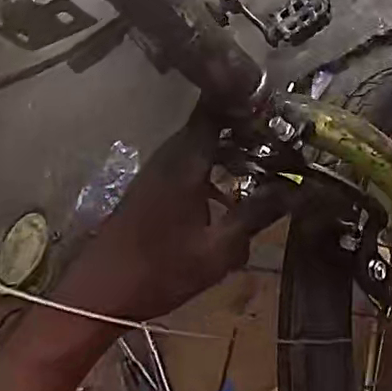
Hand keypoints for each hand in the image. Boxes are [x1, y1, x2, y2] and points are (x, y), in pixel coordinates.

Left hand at [53, 110, 291, 320]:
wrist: (97, 295)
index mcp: (186, 159)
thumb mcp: (216, 251)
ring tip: (267, 156)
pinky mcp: (156, 183)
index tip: (276, 100)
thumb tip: (294, 190)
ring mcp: (161, 167)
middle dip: (248, 122)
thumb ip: (255, 215)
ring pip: (203, 139)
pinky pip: (192, 157)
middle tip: (283, 132)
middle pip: (213, 119)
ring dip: (233, 143)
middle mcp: (173, 153)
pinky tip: (235, 187)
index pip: (215, 105)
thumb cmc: (158, 270)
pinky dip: (216, 161)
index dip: (244, 95)